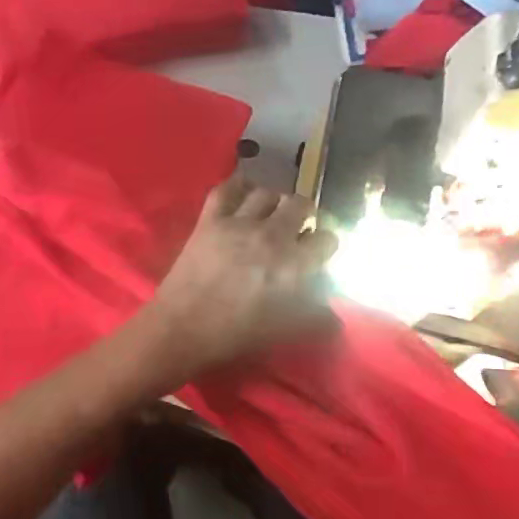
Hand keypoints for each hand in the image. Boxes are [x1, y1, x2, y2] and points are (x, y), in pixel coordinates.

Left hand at [135, 180, 336, 378]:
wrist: (182, 327)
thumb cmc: (235, 334)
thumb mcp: (283, 331)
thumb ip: (315, 319)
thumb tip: (336, 317)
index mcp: (295, 264)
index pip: (327, 239)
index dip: (324, 243)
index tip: (317, 250)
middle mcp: (271, 235)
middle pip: (300, 205)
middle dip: (304, 214)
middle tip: (296, 227)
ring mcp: (238, 223)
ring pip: (267, 193)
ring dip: (274, 201)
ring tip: (271, 212)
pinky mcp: (209, 221)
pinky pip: (225, 190)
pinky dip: (236, 185)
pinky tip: (243, 189)